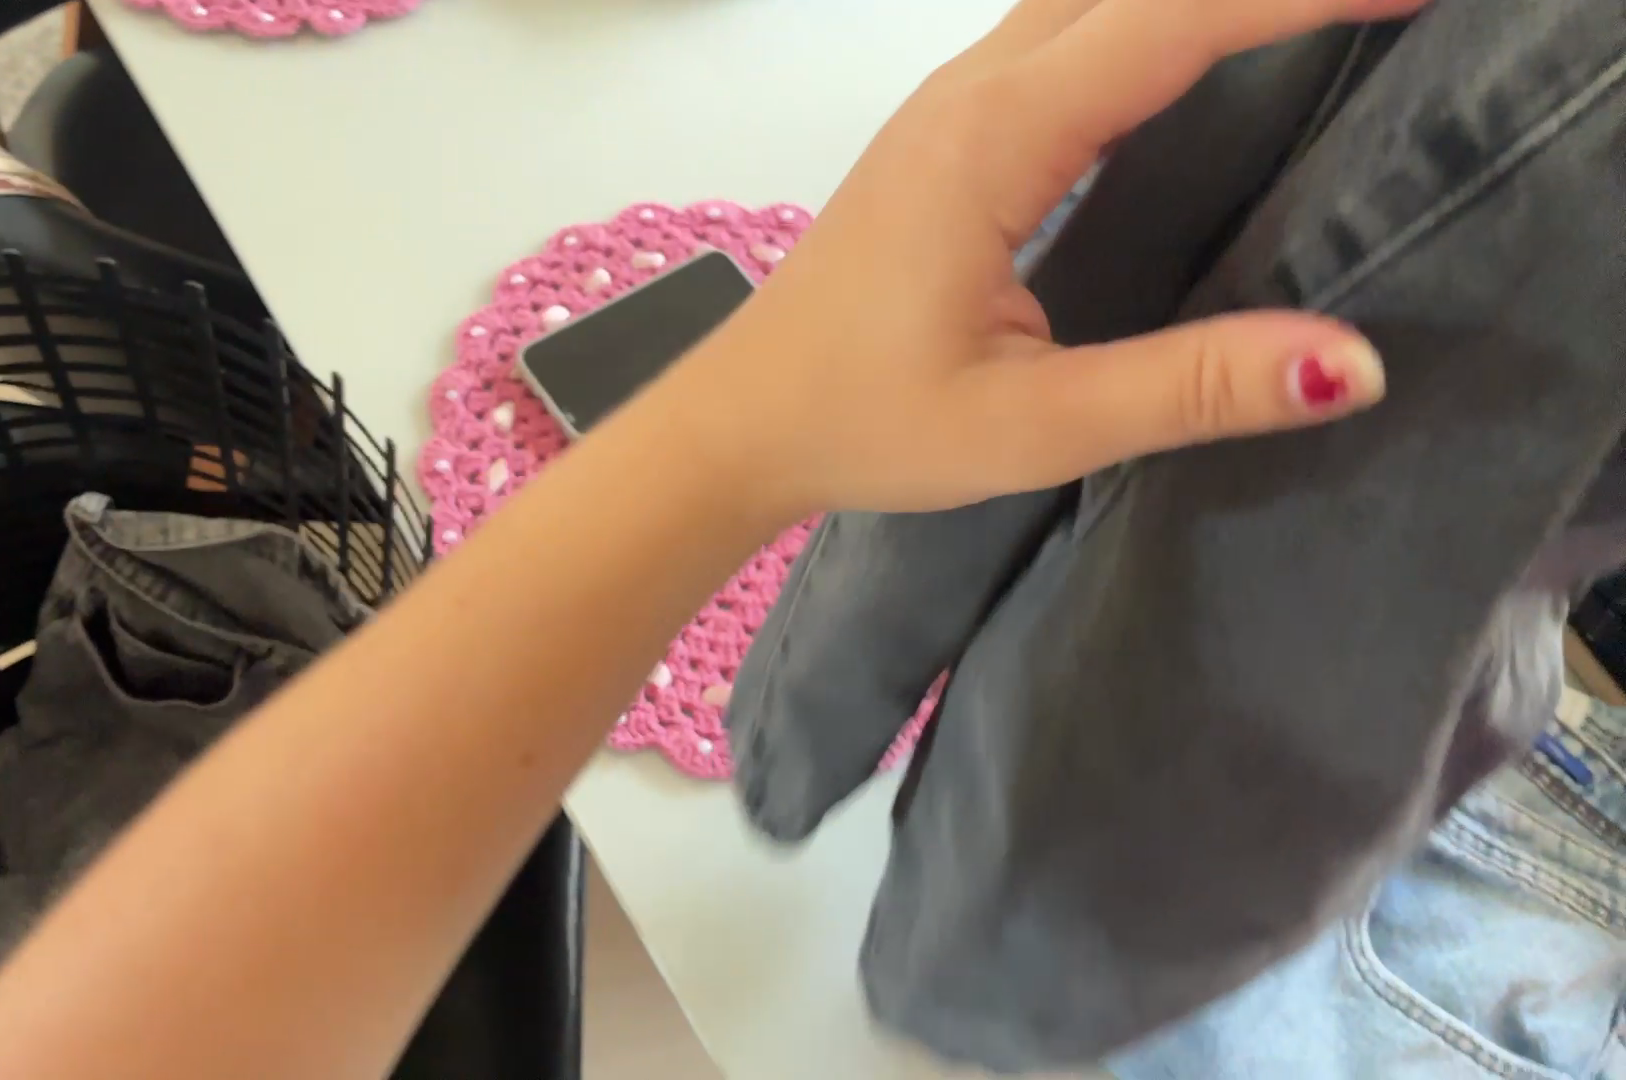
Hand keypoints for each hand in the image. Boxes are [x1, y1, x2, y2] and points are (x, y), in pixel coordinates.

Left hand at [670, 0, 1420, 515]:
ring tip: (1290, 20)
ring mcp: (930, 124)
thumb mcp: (1023, 426)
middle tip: (1375, 2)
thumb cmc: (853, 426)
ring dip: (1179, 0)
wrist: (736, 426)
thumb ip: (1179, 389)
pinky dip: (1122, 35)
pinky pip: (1038, 55)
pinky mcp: (920, 159)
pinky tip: (1166, 70)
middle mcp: (959, 103)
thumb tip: (1349, 362)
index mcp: (991, 143)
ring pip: (1076, 4)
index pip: (1182, 13)